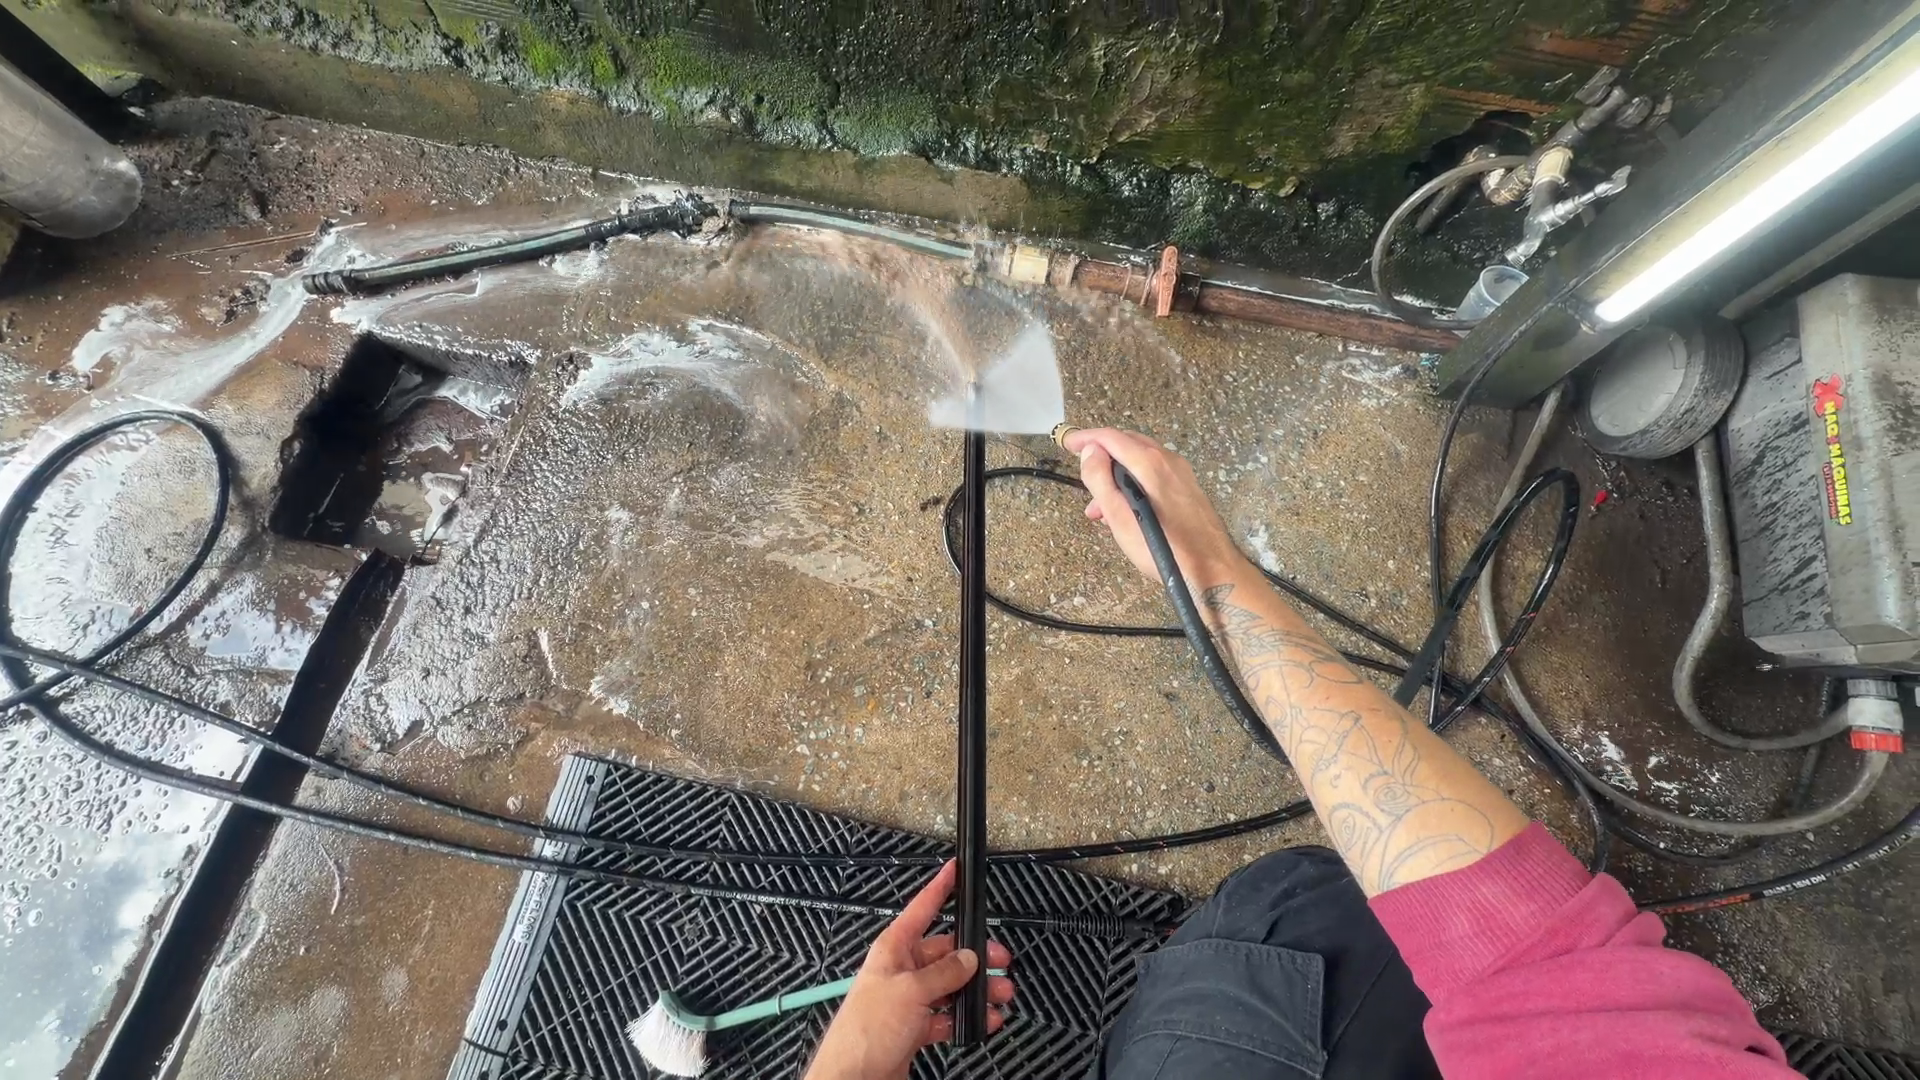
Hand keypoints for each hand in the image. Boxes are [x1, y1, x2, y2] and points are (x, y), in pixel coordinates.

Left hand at [803, 862, 1015, 1079]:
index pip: (922, 908)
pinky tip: (984, 1020)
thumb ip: (944, 974)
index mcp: (894, 948)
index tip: (954, 870)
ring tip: (1000, 995)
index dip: (940, 887)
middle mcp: (902, 970)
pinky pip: (946, 1015)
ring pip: (950, 986)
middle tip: (1000, 960)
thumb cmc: (865, 1030)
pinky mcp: (914, 1027)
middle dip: (974, 958)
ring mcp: (908, 1000)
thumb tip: (968, 959)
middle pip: (945, 953)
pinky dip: (966, 1018)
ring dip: (976, 990)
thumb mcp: (910, 992)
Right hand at [1063, 427, 1251, 590]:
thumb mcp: (1119, 517)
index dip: (1086, 438)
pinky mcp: (1187, 488)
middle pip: (1127, 444)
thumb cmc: (1164, 549)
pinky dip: (1133, 482)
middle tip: (1082, 474)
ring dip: (1115, 475)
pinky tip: (1125, 510)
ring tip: (1099, 508)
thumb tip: (1090, 452)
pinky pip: (1153, 474)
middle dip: (1101, 456)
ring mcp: (1181, 474)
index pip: (1111, 437)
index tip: (1069, 442)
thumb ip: (1100, 480)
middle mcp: (1168, 461)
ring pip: (1140, 461)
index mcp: (1150, 464)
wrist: (1212, 570)